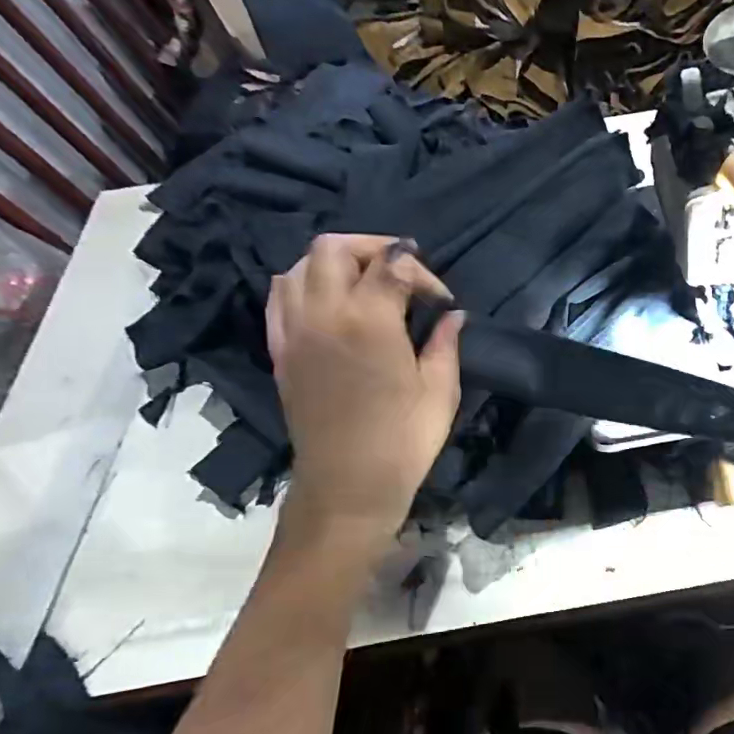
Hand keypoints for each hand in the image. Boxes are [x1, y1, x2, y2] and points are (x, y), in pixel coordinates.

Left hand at [266, 235, 463, 556]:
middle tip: (401, 271)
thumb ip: (445, 343)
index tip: (441, 300)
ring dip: (335, 263)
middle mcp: (324, 314)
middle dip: (371, 248)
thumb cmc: (403, 439)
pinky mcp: (280, 351)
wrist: (348, 485)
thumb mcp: (440, 390)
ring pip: (299, 266)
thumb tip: (454, 315)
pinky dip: (304, 285)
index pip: (391, 264)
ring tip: (365, 284)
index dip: (421, 272)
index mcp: (369, 320)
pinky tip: (330, 303)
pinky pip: (280, 298)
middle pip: (334, 248)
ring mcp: (294, 331)